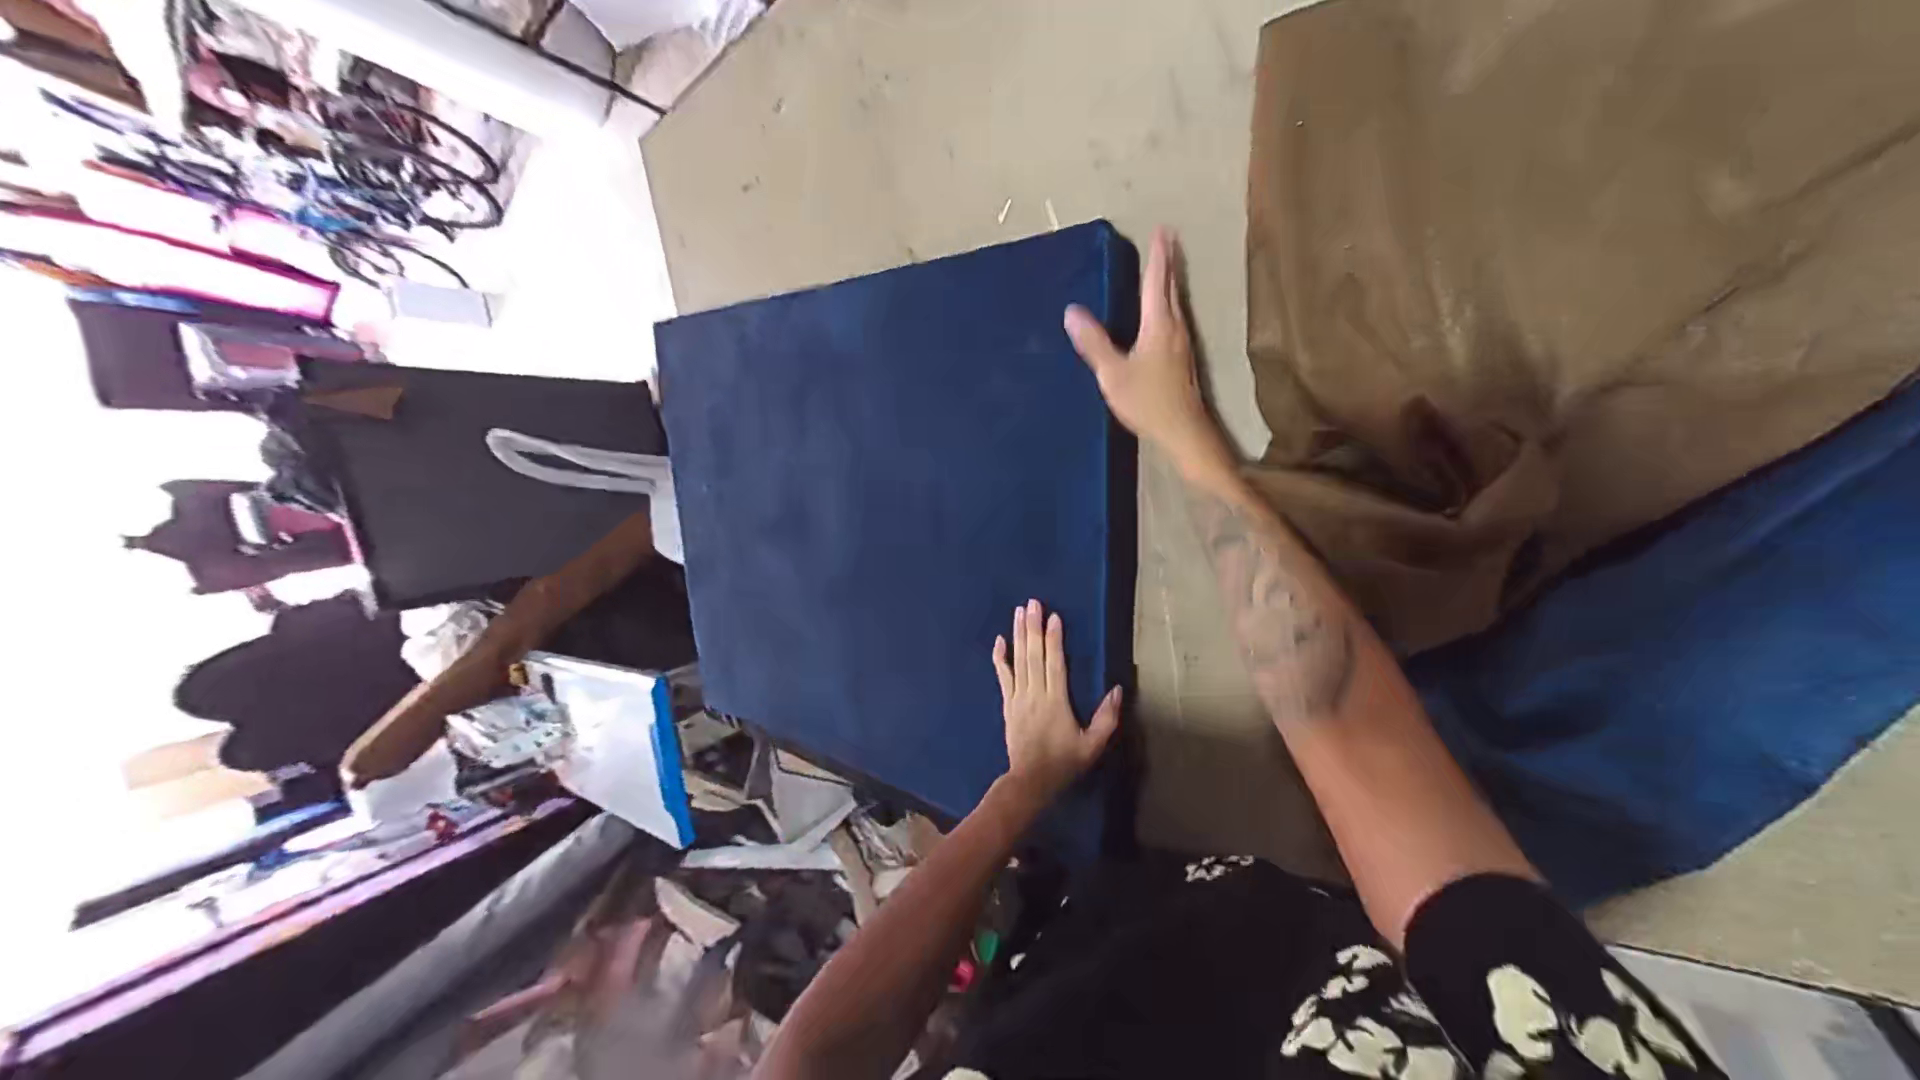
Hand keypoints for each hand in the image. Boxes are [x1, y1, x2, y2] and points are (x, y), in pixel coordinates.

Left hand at [991, 599, 1121, 801]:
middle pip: (1033, 655)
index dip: (1054, 639)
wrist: (1031, 780)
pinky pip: (1003, 676)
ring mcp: (1018, 698)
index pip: (1055, 664)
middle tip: (1033, 603)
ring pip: (1017, 661)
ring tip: (1019, 612)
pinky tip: (1000, 640)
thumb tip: (1117, 689)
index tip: (1054, 617)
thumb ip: (1106, 718)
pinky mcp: (1008, 704)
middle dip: (1033, 627)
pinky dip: (1000, 657)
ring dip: (1018, 635)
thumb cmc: (1065, 762)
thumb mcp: (1093, 745)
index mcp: (1056, 702)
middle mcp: (1035, 694)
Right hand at [1065, 227, 1233, 479]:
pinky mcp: (1183, 358)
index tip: (1163, 230)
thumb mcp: (1113, 374)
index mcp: (1159, 325)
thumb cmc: (1148, 402)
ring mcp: (1183, 343)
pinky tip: (1164, 312)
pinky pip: (1176, 318)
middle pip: (1171, 287)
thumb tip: (1071, 311)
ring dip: (1170, 282)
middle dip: (1168, 262)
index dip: (1158, 256)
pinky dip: (1169, 303)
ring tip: (1166, 267)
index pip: (1156, 282)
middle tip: (1167, 239)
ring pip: (1176, 302)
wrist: (1183, 431)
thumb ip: (1094, 342)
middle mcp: (1175, 327)